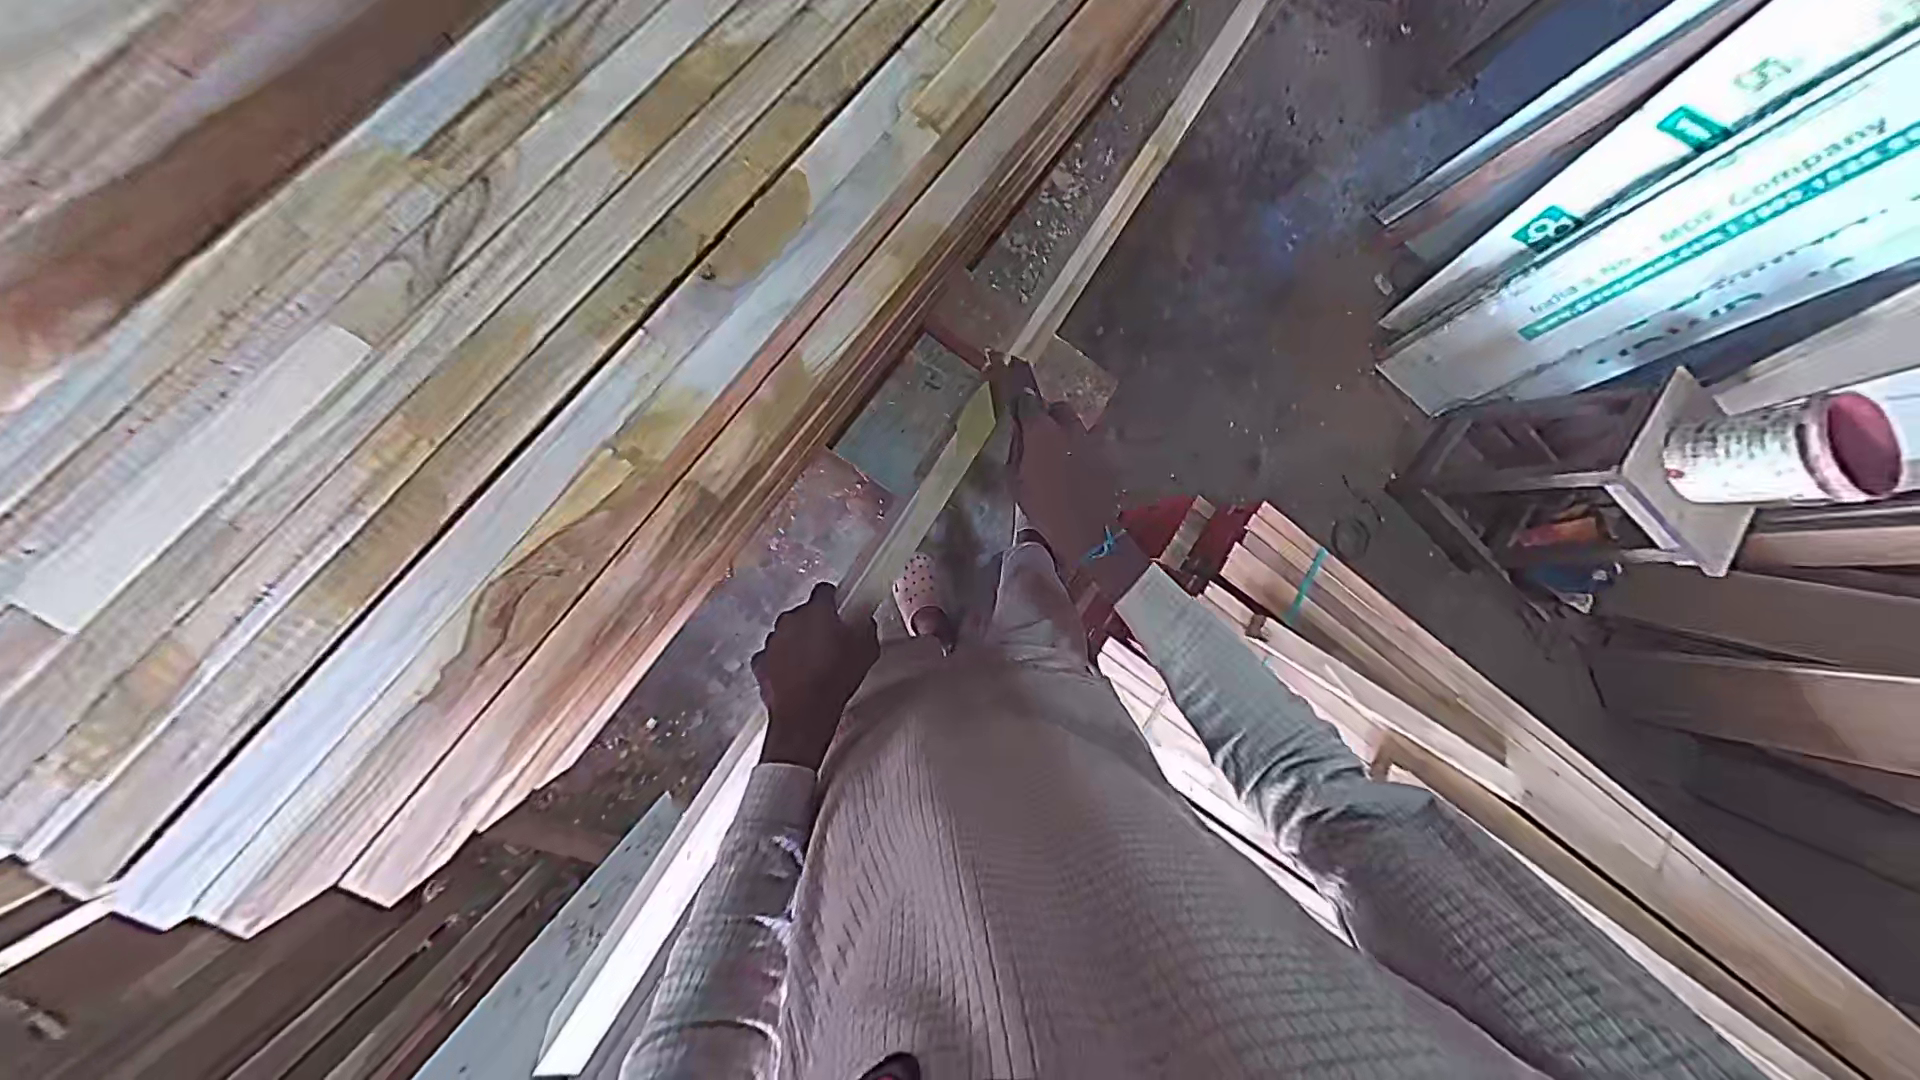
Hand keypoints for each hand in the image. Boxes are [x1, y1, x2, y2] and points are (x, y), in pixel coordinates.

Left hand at [752, 582, 879, 767]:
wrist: (806, 712)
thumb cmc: (836, 677)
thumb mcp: (867, 649)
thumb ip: (865, 627)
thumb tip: (863, 621)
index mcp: (816, 611)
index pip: (824, 591)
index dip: (834, 599)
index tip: (841, 609)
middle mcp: (790, 620)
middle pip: (804, 613)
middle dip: (816, 623)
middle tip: (832, 641)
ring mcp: (772, 641)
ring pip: (787, 633)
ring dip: (798, 642)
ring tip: (815, 662)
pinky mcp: (761, 663)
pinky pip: (773, 655)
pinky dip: (782, 661)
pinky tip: (795, 674)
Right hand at [991, 361, 1148, 595]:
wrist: (1088, 532)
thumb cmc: (1043, 508)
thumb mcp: (1016, 480)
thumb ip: (1016, 447)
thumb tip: (1017, 427)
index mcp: (1041, 431)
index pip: (1026, 396)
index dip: (1015, 383)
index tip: (1007, 366)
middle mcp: (1067, 427)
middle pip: (1053, 407)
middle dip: (1043, 414)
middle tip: (1032, 434)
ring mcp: (1089, 439)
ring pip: (1071, 423)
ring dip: (1060, 431)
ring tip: (1052, 454)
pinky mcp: (1103, 454)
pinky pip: (1084, 442)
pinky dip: (1074, 448)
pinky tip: (1069, 469)